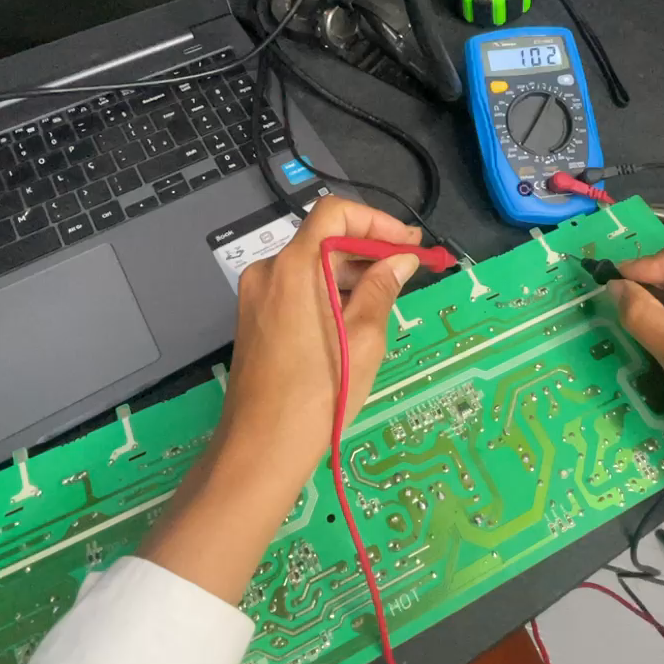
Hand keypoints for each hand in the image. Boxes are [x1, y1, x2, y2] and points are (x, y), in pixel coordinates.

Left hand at [140, 196, 421, 602]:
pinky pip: (297, 288)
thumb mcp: (365, 338)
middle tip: (408, 268)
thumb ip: (381, 288)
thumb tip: (400, 259)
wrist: (261, 450)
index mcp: (294, 267)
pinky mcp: (255, 318)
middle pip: (323, 238)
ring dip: (350, 272)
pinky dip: (328, 291)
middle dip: (368, 248)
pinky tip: (355, 316)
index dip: (376, 220)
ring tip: (387, 296)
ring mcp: (257, 295)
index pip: (334, 213)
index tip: (407, 243)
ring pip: (311, 265)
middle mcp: (269, 271)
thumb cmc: (321, 394)